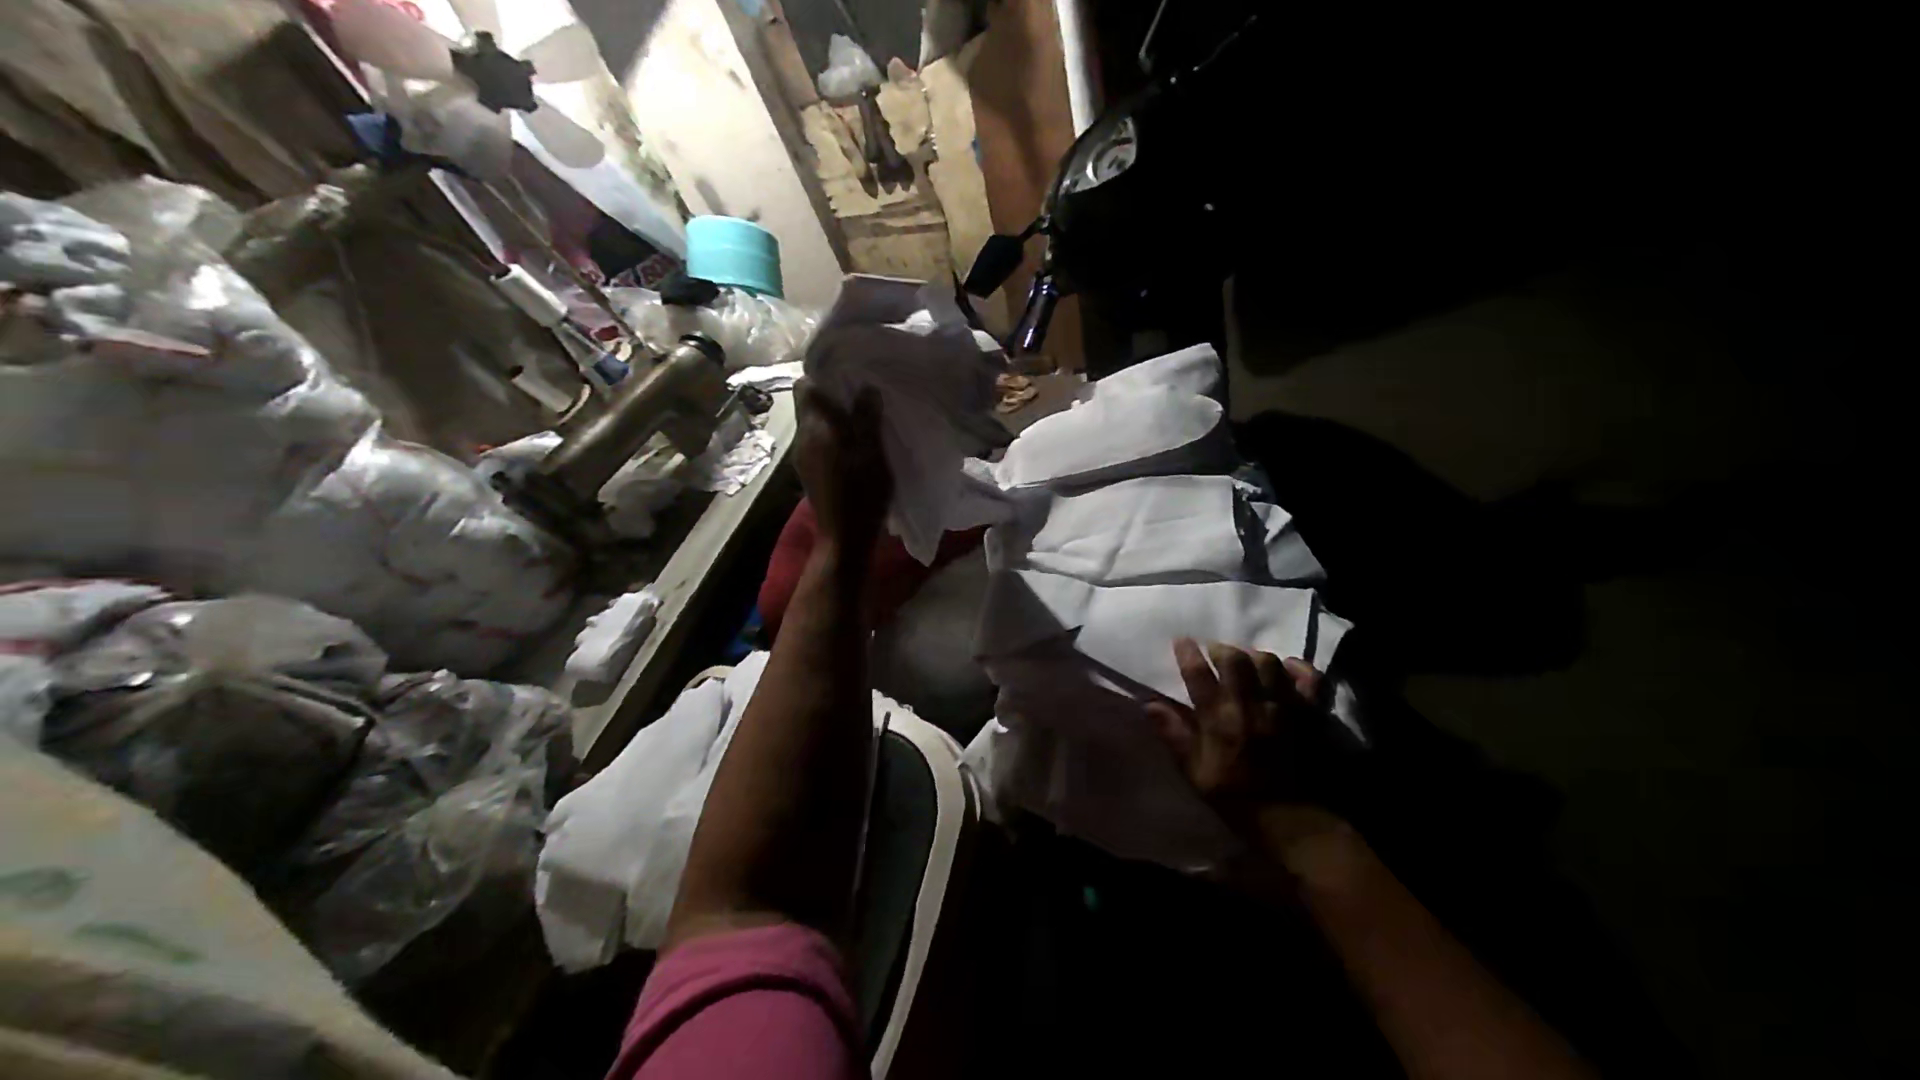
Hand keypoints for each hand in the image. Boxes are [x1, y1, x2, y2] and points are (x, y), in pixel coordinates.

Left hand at [794, 380, 891, 548]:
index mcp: (815, 428)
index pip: (805, 387)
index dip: (824, 376)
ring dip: (836, 420)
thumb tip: (866, 388)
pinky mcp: (811, 473)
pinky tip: (855, 447)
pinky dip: (835, 438)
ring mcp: (804, 458)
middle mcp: (803, 439)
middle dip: (833, 398)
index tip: (849, 376)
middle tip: (863, 397)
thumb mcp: (872, 453)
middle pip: (810, 405)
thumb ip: (866, 418)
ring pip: (816, 425)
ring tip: (863, 421)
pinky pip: (820, 443)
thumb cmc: (862, 494)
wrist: (844, 538)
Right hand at [1147, 639, 1349, 848]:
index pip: (1199, 674)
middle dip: (1221, 649)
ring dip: (1254, 655)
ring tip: (1247, 661)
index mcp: (1218, 721)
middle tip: (1215, 651)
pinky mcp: (1309, 713)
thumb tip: (1149, 704)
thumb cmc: (1234, 797)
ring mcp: (1283, 707)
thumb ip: (1174, 735)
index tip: (1182, 641)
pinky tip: (1285, 669)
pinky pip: (1308, 678)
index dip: (1188, 653)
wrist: (1289, 820)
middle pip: (1236, 659)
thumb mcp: (1194, 772)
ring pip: (1269, 662)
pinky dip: (1297, 668)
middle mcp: (1250, 706)